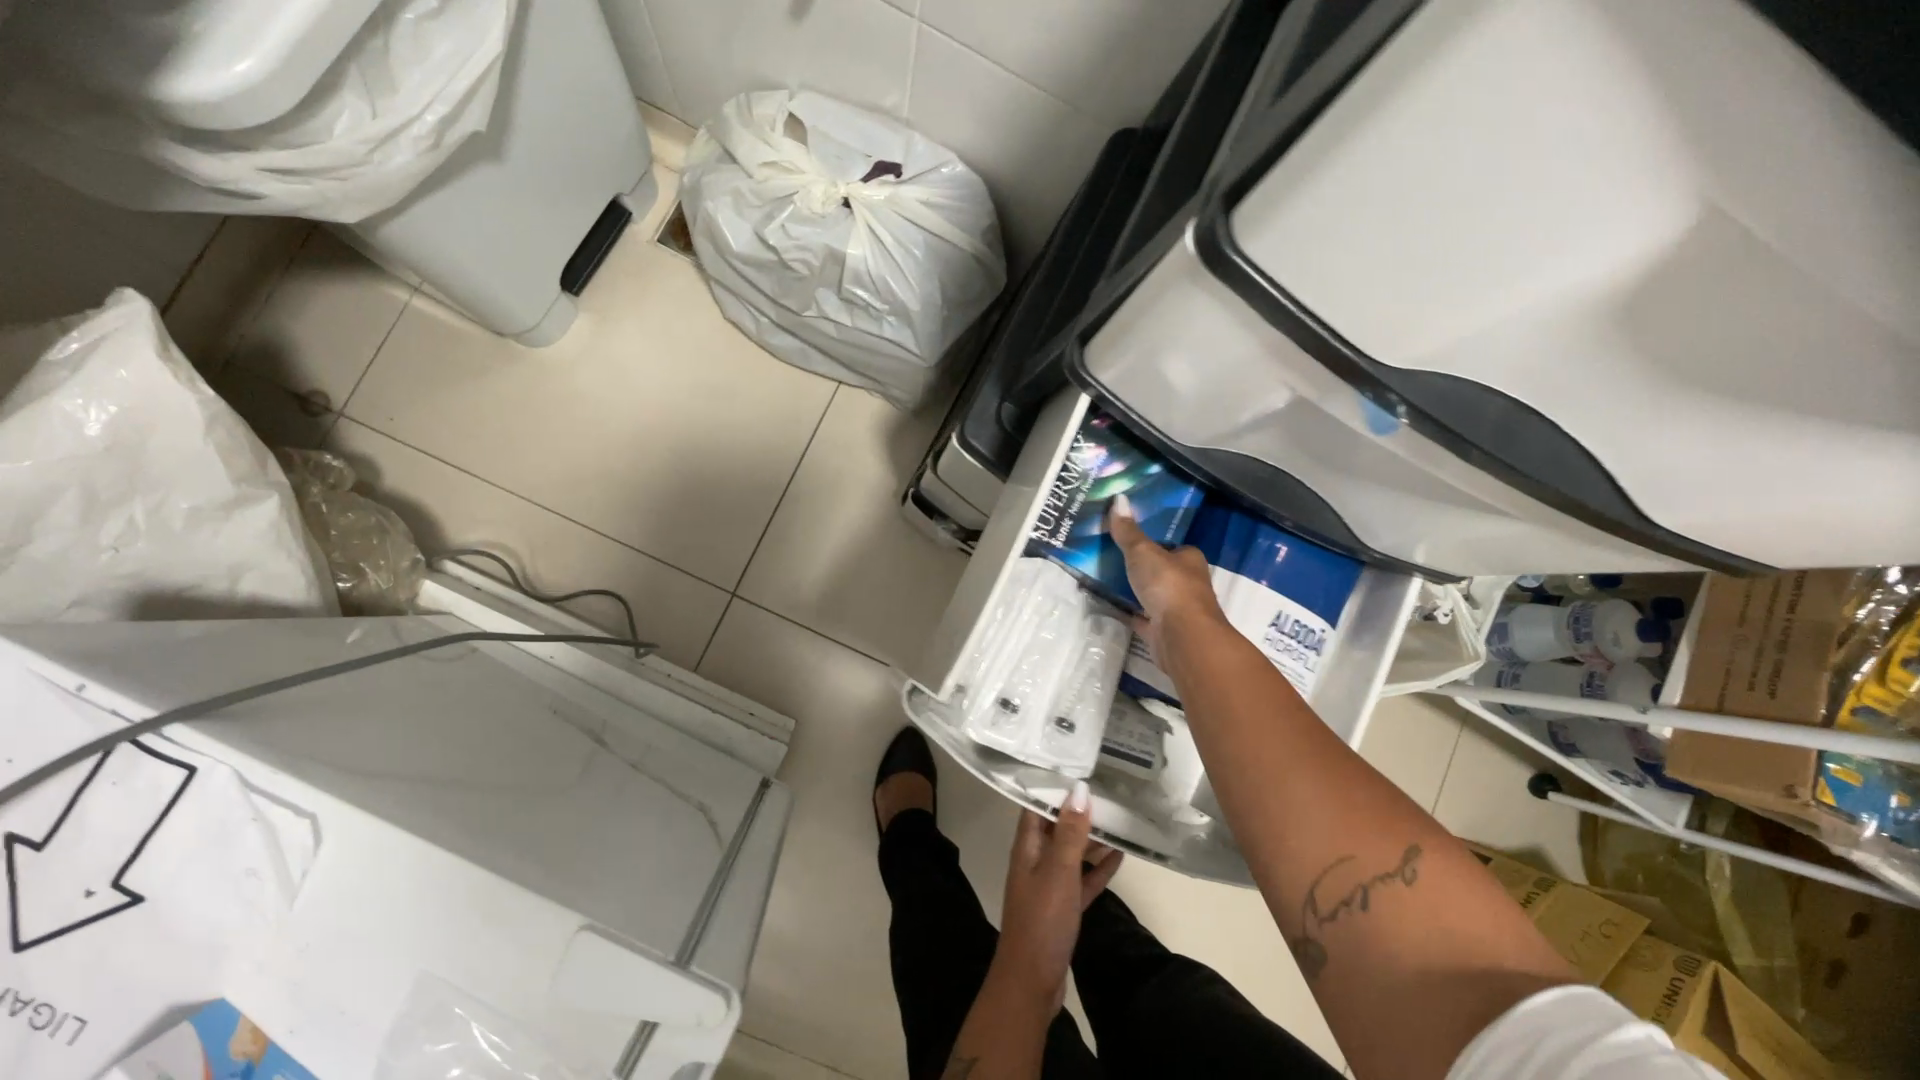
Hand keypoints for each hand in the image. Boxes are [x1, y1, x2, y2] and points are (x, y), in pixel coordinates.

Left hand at [994, 782, 1123, 1002]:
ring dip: (1092, 838)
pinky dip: (1099, 868)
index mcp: (1026, 849)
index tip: (1080, 767)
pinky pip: (1083, 880)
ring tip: (1121, 816)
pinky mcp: (1063, 909)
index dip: (1055, 788)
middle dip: (1080, 811)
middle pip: (1057, 829)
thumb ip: (1070, 832)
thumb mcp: (1058, 871)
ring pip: (1072, 854)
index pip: (1036, 807)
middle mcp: (1035, 863)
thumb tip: (1079, 790)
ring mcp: (1049, 887)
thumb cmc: (1041, 921)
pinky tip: (1121, 855)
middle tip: (1111, 789)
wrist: (1031, 982)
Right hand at [1108, 494, 1227, 661]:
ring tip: (1106, 580)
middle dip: (1143, 568)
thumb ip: (1128, 531)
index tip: (1130, 540)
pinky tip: (1111, 607)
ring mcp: (1177, 610)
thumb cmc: (1168, 586)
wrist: (1181, 636)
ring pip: (1153, 596)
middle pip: (1163, 572)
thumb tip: (1118, 497)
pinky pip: (1143, 618)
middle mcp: (1188, 584)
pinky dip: (1130, 613)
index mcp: (1190, 560)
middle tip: (1112, 558)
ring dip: (1136, 591)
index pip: (1173, 547)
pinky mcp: (1164, 632)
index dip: (1154, 543)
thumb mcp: (1142, 552)